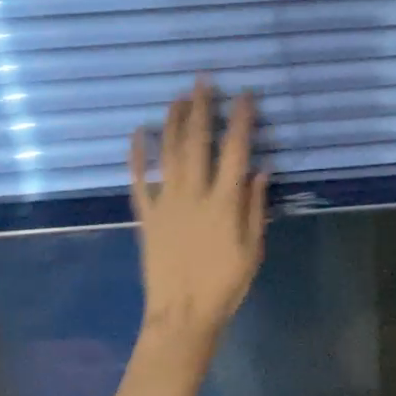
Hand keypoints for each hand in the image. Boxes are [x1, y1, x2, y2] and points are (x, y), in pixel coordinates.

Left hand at [128, 76, 267, 344]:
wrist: (182, 313)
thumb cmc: (225, 285)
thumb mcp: (252, 250)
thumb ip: (255, 208)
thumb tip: (260, 171)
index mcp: (224, 203)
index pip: (234, 151)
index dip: (240, 120)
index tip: (245, 95)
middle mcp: (193, 194)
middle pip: (196, 141)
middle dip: (201, 108)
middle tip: (204, 81)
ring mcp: (165, 202)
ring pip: (167, 152)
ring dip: (172, 121)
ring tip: (178, 97)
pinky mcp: (146, 215)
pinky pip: (137, 178)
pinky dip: (136, 153)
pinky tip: (137, 131)